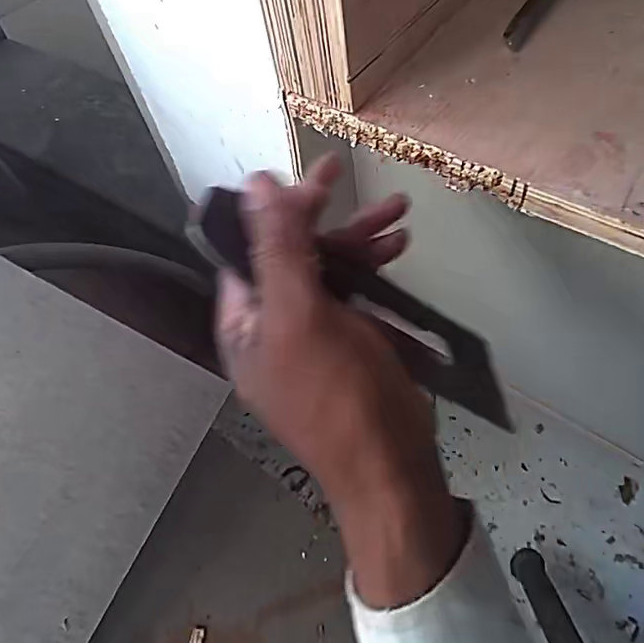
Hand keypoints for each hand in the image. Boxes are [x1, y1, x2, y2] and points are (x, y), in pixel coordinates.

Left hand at [215, 154, 463, 606]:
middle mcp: (271, 321)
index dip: (275, 208)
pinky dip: (374, 265)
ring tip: (398, 211)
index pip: (249, 247)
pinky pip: (354, 289)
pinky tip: (398, 246)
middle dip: (323, 216)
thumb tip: (255, 184)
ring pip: (327, 266)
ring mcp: (311, 330)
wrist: (392, 469)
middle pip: (290, 250)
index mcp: (245, 319)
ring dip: (358, 236)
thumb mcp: (302, 316)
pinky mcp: (347, 338)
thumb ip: (277, 248)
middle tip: (344, 173)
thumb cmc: (339, 395)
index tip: (311, 178)